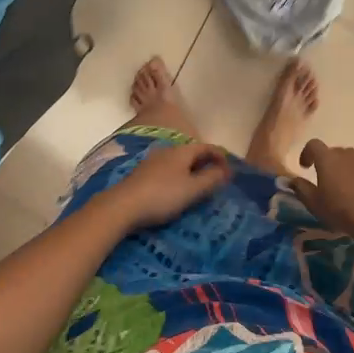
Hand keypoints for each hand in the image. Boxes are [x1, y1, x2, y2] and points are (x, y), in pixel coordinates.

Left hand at [97, 142, 231, 230]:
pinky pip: (168, 168)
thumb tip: (226, 170)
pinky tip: (176, 188)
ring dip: (192, 169)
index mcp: (182, 151)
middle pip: (192, 152)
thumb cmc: (162, 195)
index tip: (230, 170)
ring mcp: (153, 160)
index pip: (206, 147)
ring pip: (179, 160)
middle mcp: (168, 150)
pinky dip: (179, 174)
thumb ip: (211, 179)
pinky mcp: (143, 173)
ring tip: (199, 184)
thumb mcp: (192, 190)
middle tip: (217, 177)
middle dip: (206, 162)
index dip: (220, 156)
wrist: (123, 205)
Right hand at [291, 140, 353, 241]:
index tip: (305, 167)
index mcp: (328, 158)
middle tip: (328, 181)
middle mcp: (348, 154)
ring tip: (349, 188)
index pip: (313, 145)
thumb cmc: (340, 211)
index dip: (307, 153)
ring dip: (349, 169)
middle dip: (329, 162)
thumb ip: (301, 189)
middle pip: (335, 152)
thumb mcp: (314, 204)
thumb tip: (293, 180)